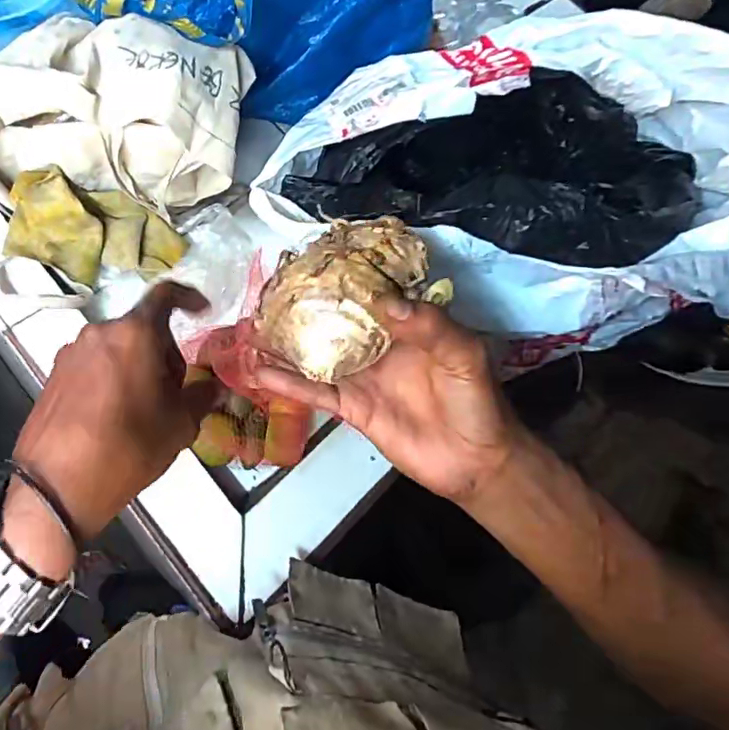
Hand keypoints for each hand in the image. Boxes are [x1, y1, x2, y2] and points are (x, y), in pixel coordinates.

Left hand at [13, 284, 223, 541]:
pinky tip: (110, 416)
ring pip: (115, 347)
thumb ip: (199, 396)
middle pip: (140, 329)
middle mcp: (98, 332)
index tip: (201, 311)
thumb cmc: (127, 448)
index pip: (165, 296)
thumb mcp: (178, 426)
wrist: (57, 483)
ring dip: (134, 366)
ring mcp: (70, 352)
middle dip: (162, 351)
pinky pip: (92, 364)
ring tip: (141, 410)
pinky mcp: (53, 374)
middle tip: (173, 391)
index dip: (187, 298)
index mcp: (133, 333)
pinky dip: (109, 378)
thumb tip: (212, 385)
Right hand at [250, 300, 530, 504]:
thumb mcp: (465, 355)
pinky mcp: (348, 407)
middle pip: (330, 324)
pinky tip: (260, 373)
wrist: (476, 461)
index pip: (365, 297)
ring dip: (282, 346)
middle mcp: (374, 347)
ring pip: (312, 356)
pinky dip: (286, 384)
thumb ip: (431, 326)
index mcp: (403, 327)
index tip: (307, 268)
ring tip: (250, 332)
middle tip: (265, 298)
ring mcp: (358, 377)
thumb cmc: (478, 402)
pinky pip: (313, 392)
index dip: (337, 282)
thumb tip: (384, 302)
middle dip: (299, 311)